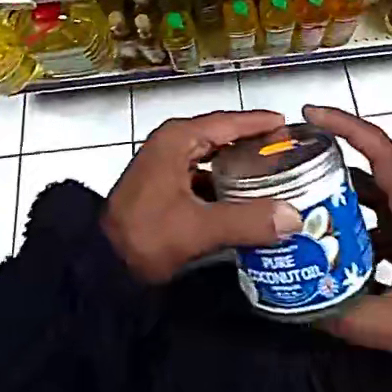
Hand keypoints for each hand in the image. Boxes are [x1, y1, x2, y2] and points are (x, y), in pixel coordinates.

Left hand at [102, 110, 304, 283]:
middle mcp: (171, 144)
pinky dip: (224, 181)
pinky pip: (202, 175)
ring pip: (211, 157)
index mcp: (177, 139)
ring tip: (273, 173)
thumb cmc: (145, 237)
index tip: (288, 124)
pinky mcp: (162, 187)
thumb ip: (247, 221)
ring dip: (239, 164)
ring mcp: (164, 165)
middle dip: (253, 144)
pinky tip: (244, 197)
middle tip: (287, 151)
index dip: (259, 123)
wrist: (97, 268)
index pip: (228, 122)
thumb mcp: (198, 229)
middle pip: (221, 136)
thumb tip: (294, 217)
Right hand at [305, 104, 391, 386]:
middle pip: (371, 165)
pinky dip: (354, 221)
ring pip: (374, 192)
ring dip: (340, 192)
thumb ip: (346, 316)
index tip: (310, 113)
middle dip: (330, 157)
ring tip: (297, 200)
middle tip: (289, 162)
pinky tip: (329, 244)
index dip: (344, 125)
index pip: (380, 149)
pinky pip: (381, 216)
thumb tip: (297, 306)